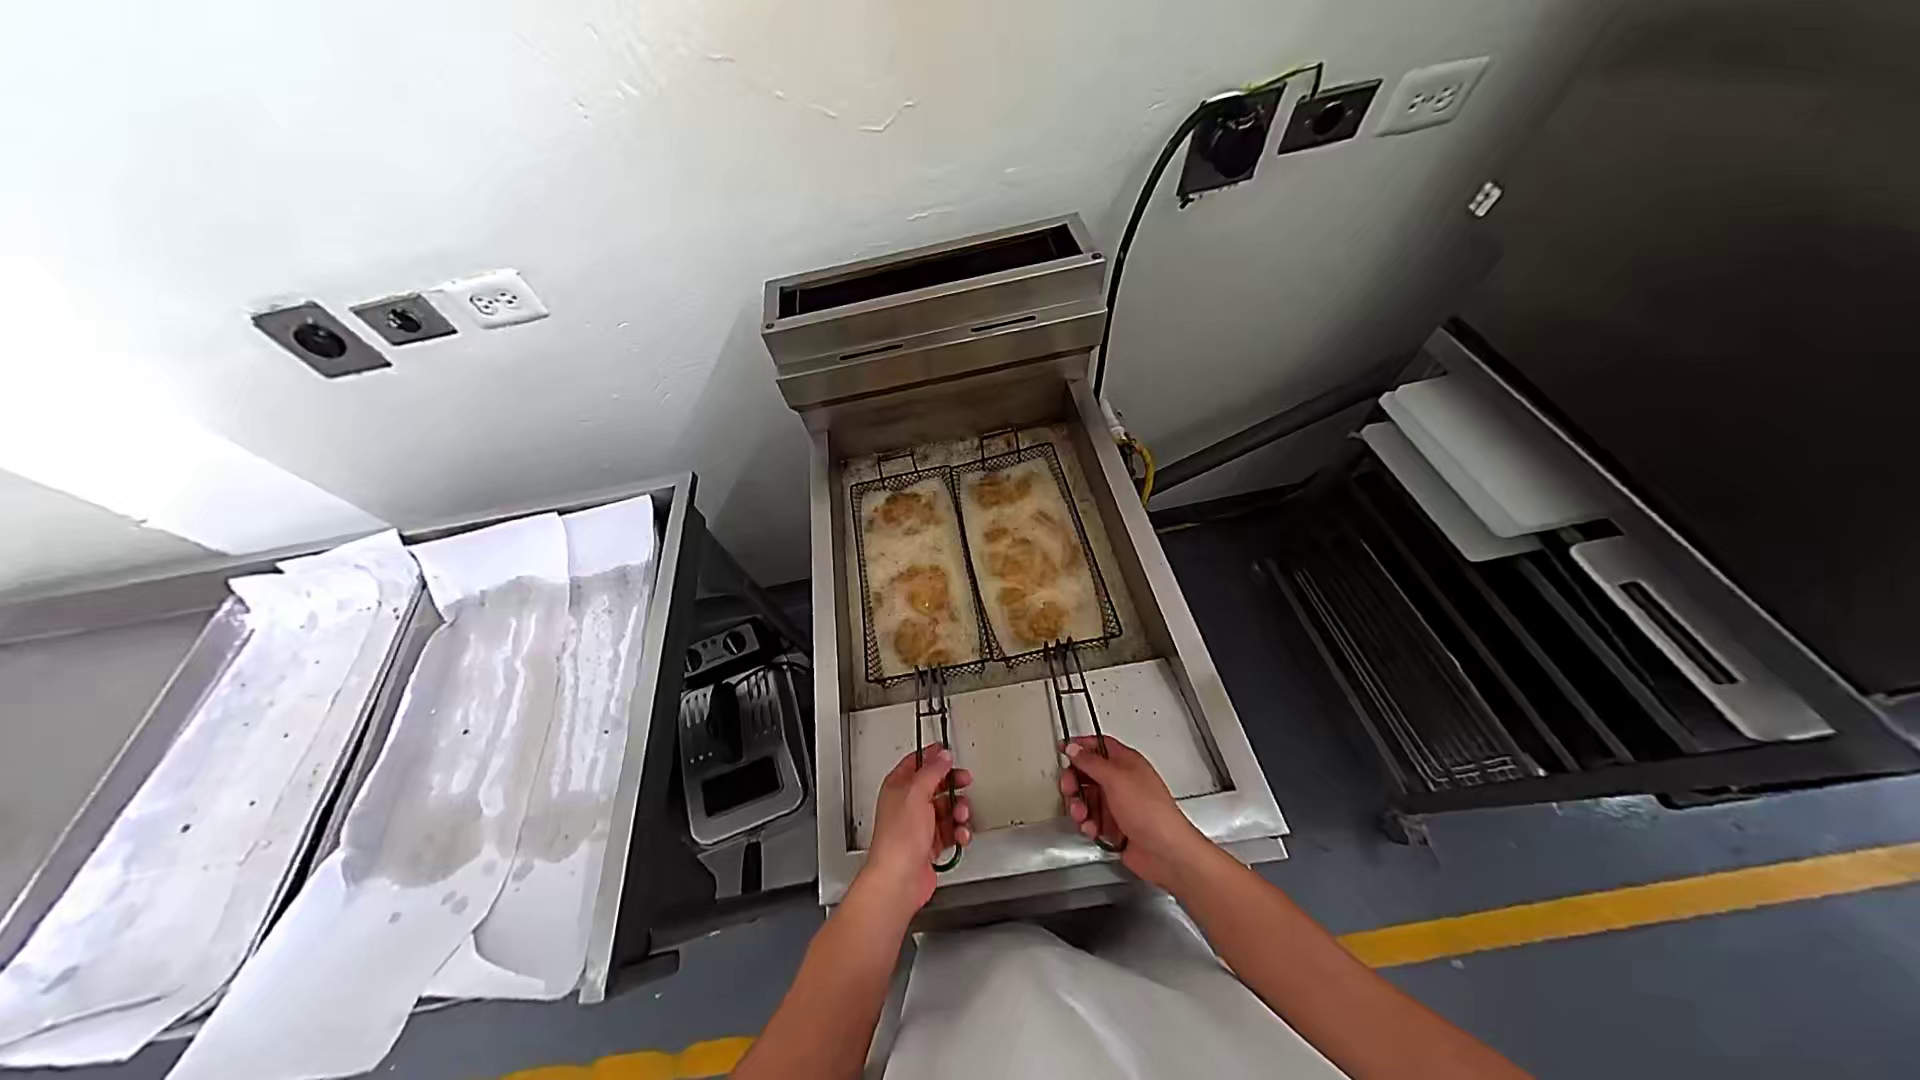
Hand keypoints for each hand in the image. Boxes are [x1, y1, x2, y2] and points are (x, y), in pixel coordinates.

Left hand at [852, 746, 972, 916]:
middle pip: (935, 785)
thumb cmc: (897, 840)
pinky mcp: (930, 845)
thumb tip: (942, 756)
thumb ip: (932, 771)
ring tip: (961, 815)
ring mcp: (918, 826)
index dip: (932, 755)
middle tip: (964, 781)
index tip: (947, 751)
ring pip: (946, 809)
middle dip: (953, 784)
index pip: (916, 762)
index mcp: (897, 787)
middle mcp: (907, 804)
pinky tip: (960, 835)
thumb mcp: (916, 794)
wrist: (899, 880)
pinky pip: (950, 831)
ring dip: (959, 811)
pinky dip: (959, 832)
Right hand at [1059, 736, 1208, 889]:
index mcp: (1127, 763)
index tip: (1064, 749)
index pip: (1099, 746)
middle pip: (1088, 773)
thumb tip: (1075, 748)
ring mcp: (1119, 805)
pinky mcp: (1116, 826)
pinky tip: (1093, 829)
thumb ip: (1091, 762)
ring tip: (1083, 815)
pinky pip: (1092, 820)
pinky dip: (1088, 824)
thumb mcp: (1116, 779)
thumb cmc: (1152, 813)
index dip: (1081, 745)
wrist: (1165, 852)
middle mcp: (1123, 782)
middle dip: (1074, 782)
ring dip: (1079, 807)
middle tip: (1070, 789)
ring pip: (1088, 799)